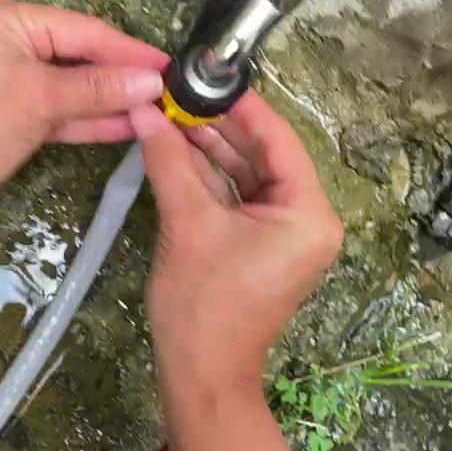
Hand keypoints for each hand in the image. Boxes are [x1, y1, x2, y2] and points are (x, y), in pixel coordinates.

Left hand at [0, 0, 165, 302]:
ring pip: (67, 86)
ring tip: (154, 112)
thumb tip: (151, 83)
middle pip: (77, 56)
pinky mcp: (5, 113)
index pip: (84, 30)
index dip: (129, 51)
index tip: (170, 68)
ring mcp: (6, 79)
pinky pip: (52, 110)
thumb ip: (96, 89)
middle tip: (167, 94)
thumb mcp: (39, 100)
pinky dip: (82, 119)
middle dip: (119, 78)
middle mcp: (8, 42)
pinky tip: (122, 127)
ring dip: (106, 102)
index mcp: (10, 20)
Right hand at [130, 94, 343, 396]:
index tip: (205, 76)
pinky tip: (177, 150)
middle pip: (262, 156)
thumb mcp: (186, 223)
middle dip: (218, 127)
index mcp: (308, 212)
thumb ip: (168, 160)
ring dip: (209, 150)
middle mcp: (306, 218)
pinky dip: (209, 179)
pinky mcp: (260, 245)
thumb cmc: (203, 303)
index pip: (278, 139)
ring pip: (246, 176)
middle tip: (177, 95)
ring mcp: (284, 234)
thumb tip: (143, 110)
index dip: (240, 106)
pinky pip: (238, 199)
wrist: (201, 374)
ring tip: (169, 117)